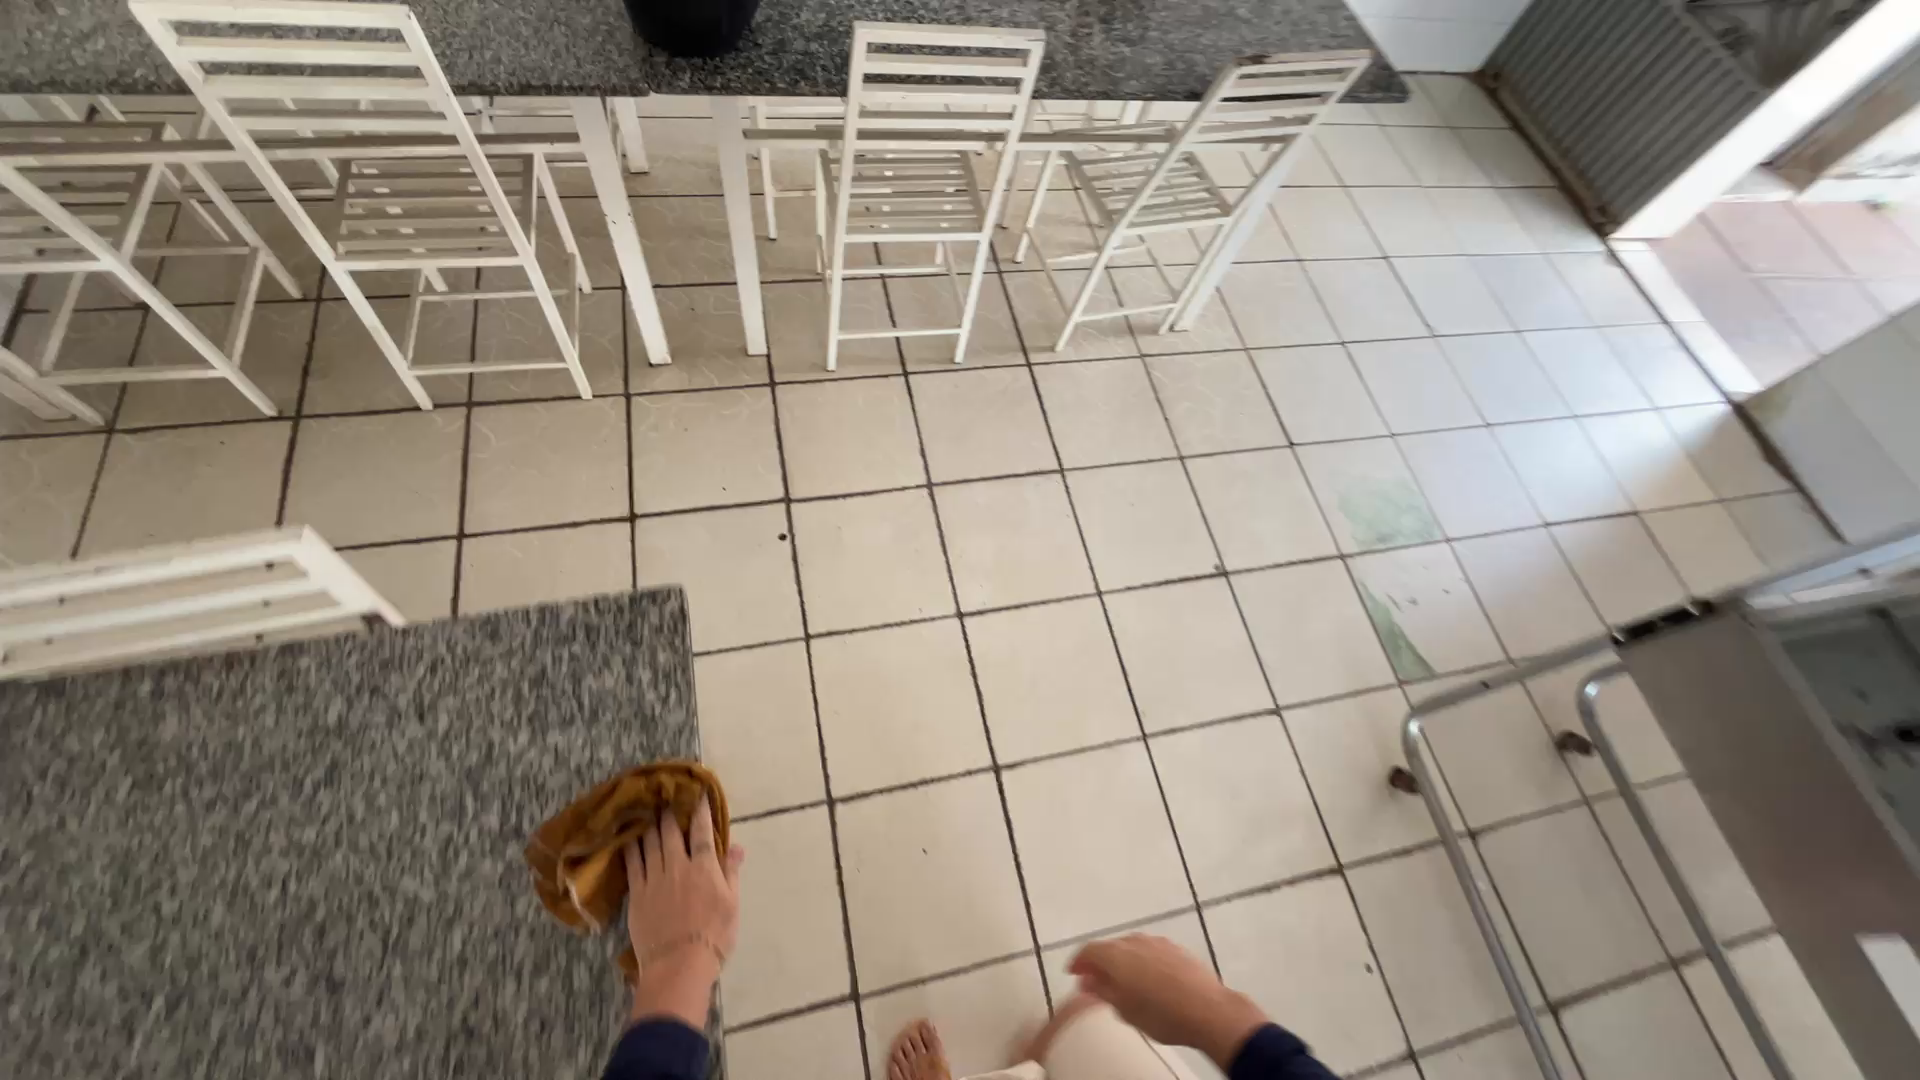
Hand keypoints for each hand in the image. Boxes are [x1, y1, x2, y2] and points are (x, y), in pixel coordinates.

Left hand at [623, 796, 745, 1027]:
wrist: (678, 965)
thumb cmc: (713, 936)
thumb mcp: (732, 903)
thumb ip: (731, 872)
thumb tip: (737, 846)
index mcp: (705, 867)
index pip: (704, 831)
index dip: (701, 810)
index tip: (699, 793)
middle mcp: (678, 866)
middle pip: (672, 832)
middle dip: (671, 812)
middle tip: (667, 797)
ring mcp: (655, 879)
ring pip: (651, 843)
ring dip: (651, 824)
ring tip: (648, 810)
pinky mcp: (637, 894)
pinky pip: (633, 863)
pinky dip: (632, 847)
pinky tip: (629, 838)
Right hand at [1067, 934, 1267, 1068]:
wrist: (1208, 1010)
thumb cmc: (1161, 1014)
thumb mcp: (1125, 1010)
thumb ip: (1102, 991)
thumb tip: (1087, 980)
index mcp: (1116, 954)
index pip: (1089, 950)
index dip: (1078, 961)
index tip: (1073, 973)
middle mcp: (1134, 940)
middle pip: (1110, 947)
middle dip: (1100, 963)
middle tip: (1096, 982)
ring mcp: (1157, 942)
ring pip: (1131, 948)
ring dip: (1122, 962)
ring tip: (1123, 983)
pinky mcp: (1175, 948)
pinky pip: (1149, 951)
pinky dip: (1141, 962)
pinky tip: (1148, 980)